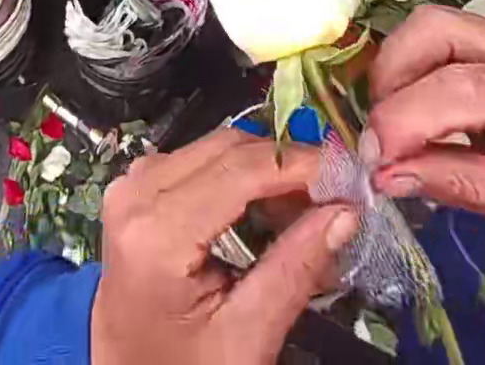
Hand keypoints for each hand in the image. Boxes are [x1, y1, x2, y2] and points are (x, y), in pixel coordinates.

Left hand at [91, 130, 359, 364]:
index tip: (348, 175)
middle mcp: (138, 190)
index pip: (241, 170)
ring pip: (223, 145)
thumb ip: (295, 270)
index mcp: (155, 233)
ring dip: (270, 167)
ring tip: (305, 207)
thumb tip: (346, 211)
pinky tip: (268, 204)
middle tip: (334, 197)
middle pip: (232, 148)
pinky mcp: (142, 178)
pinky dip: (245, 171)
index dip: (301, 165)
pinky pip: (206, 155)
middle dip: (289, 166)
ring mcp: (135, 180)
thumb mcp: (244, 340)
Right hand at [366, 4, 484, 277]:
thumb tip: (386, 172)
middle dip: (393, 77)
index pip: (469, 87)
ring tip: (394, 125)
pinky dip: (413, 67)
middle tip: (378, 136)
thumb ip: (464, 186)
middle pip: (442, 30)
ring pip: (435, 24)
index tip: (373, 157)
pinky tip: (414, 109)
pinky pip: (443, 36)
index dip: (409, 115)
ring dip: (398, 69)